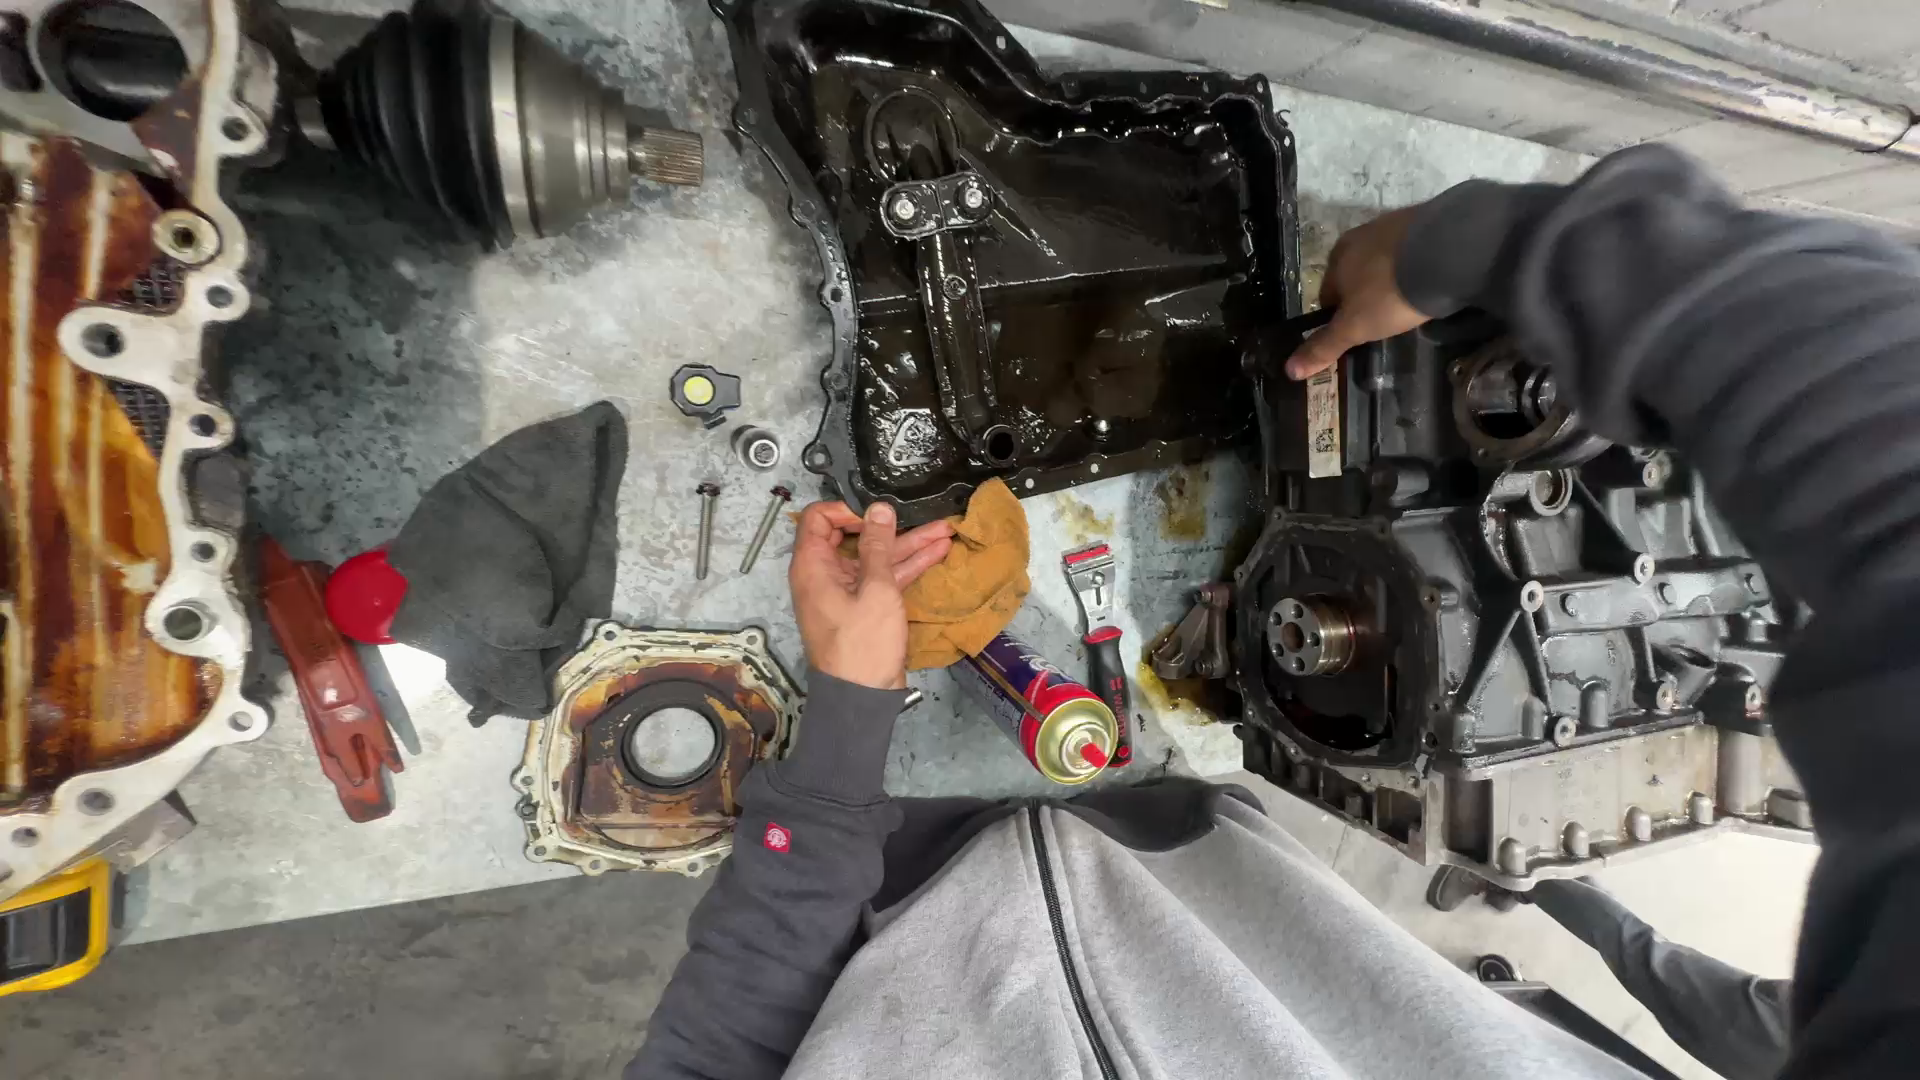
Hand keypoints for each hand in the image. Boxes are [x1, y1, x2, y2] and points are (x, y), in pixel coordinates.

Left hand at [789, 500, 953, 689]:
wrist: (862, 698)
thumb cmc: (863, 643)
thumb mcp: (876, 589)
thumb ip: (878, 545)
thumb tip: (878, 509)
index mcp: (813, 565)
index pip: (819, 518)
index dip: (847, 509)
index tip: (877, 513)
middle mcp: (825, 574)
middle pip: (854, 537)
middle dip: (890, 526)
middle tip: (921, 514)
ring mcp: (847, 591)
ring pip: (876, 558)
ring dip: (908, 545)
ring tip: (944, 530)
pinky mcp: (865, 607)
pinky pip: (883, 578)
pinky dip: (907, 567)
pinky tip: (937, 553)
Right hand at [1286, 205, 1431, 379]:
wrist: (1452, 250)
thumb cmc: (1390, 293)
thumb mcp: (1354, 328)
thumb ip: (1323, 347)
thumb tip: (1289, 370)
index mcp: (1336, 259)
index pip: (1328, 295)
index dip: (1341, 318)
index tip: (1361, 332)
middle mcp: (1360, 235)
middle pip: (1357, 277)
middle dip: (1368, 297)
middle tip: (1388, 318)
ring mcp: (1396, 223)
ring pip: (1387, 262)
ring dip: (1395, 279)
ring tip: (1415, 299)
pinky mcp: (1431, 217)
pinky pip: (1416, 249)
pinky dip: (1420, 265)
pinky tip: (1434, 279)